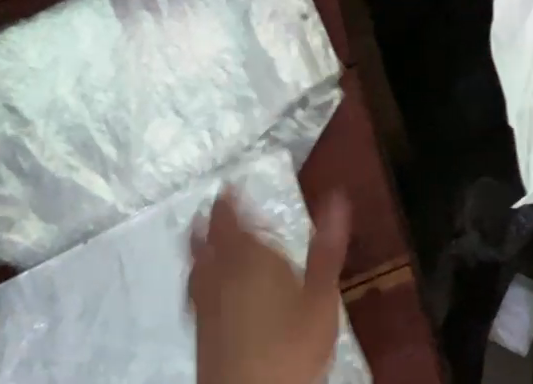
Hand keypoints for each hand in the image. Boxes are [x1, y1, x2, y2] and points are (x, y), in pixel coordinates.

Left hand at [188, 191, 350, 383]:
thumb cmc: (293, 347)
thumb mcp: (322, 296)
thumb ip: (327, 247)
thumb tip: (337, 197)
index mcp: (252, 262)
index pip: (234, 224)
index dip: (229, 204)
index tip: (228, 185)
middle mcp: (223, 278)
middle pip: (210, 244)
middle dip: (211, 222)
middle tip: (212, 204)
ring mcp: (207, 308)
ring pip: (198, 268)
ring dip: (198, 247)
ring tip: (200, 234)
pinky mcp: (201, 334)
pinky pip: (194, 292)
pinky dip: (197, 276)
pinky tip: (202, 284)